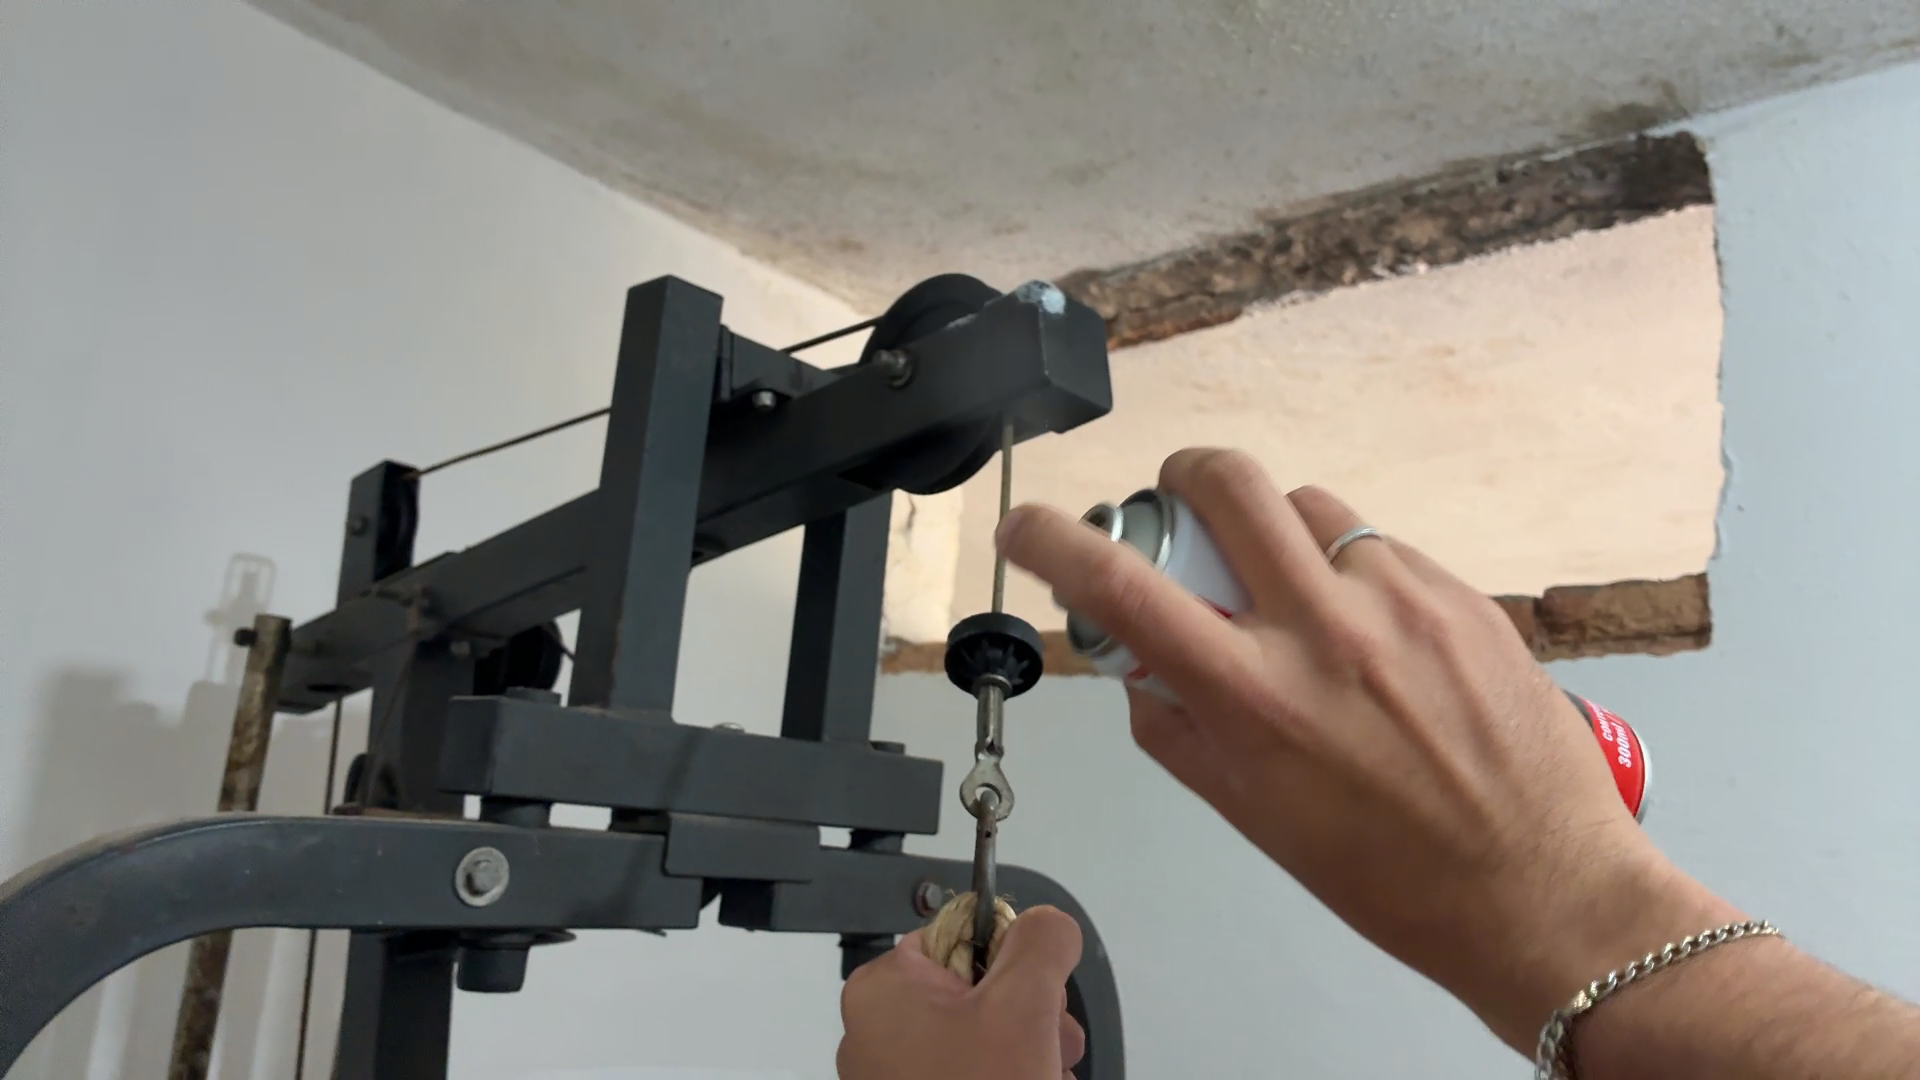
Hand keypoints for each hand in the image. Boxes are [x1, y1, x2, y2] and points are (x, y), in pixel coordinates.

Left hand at [838, 906, 1086, 1079]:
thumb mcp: (1024, 1006)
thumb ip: (1040, 941)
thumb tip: (1047, 922)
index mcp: (883, 990)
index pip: (958, 932)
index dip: (1009, 956)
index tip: (1038, 991)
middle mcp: (875, 1033)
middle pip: (973, 987)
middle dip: (1028, 1011)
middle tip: (1054, 1041)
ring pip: (977, 1036)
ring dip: (1025, 1049)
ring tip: (1049, 1077)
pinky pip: (965, 1074)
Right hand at [996, 448, 1739, 1051]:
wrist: (1542, 894)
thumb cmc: (1372, 868)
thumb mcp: (1238, 805)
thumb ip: (1169, 718)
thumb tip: (1137, 656)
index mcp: (1251, 696)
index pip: (1121, 588)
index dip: (1051, 540)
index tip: (1023, 528)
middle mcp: (1321, 630)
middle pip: (1227, 484)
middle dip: (1182, 475)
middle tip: (1179, 505)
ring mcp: (1399, 599)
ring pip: (1302, 503)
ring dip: (1269, 528)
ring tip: (1289, 586)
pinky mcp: (1459, 592)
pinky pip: (1369, 541)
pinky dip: (1339, 564)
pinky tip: (1363, 624)